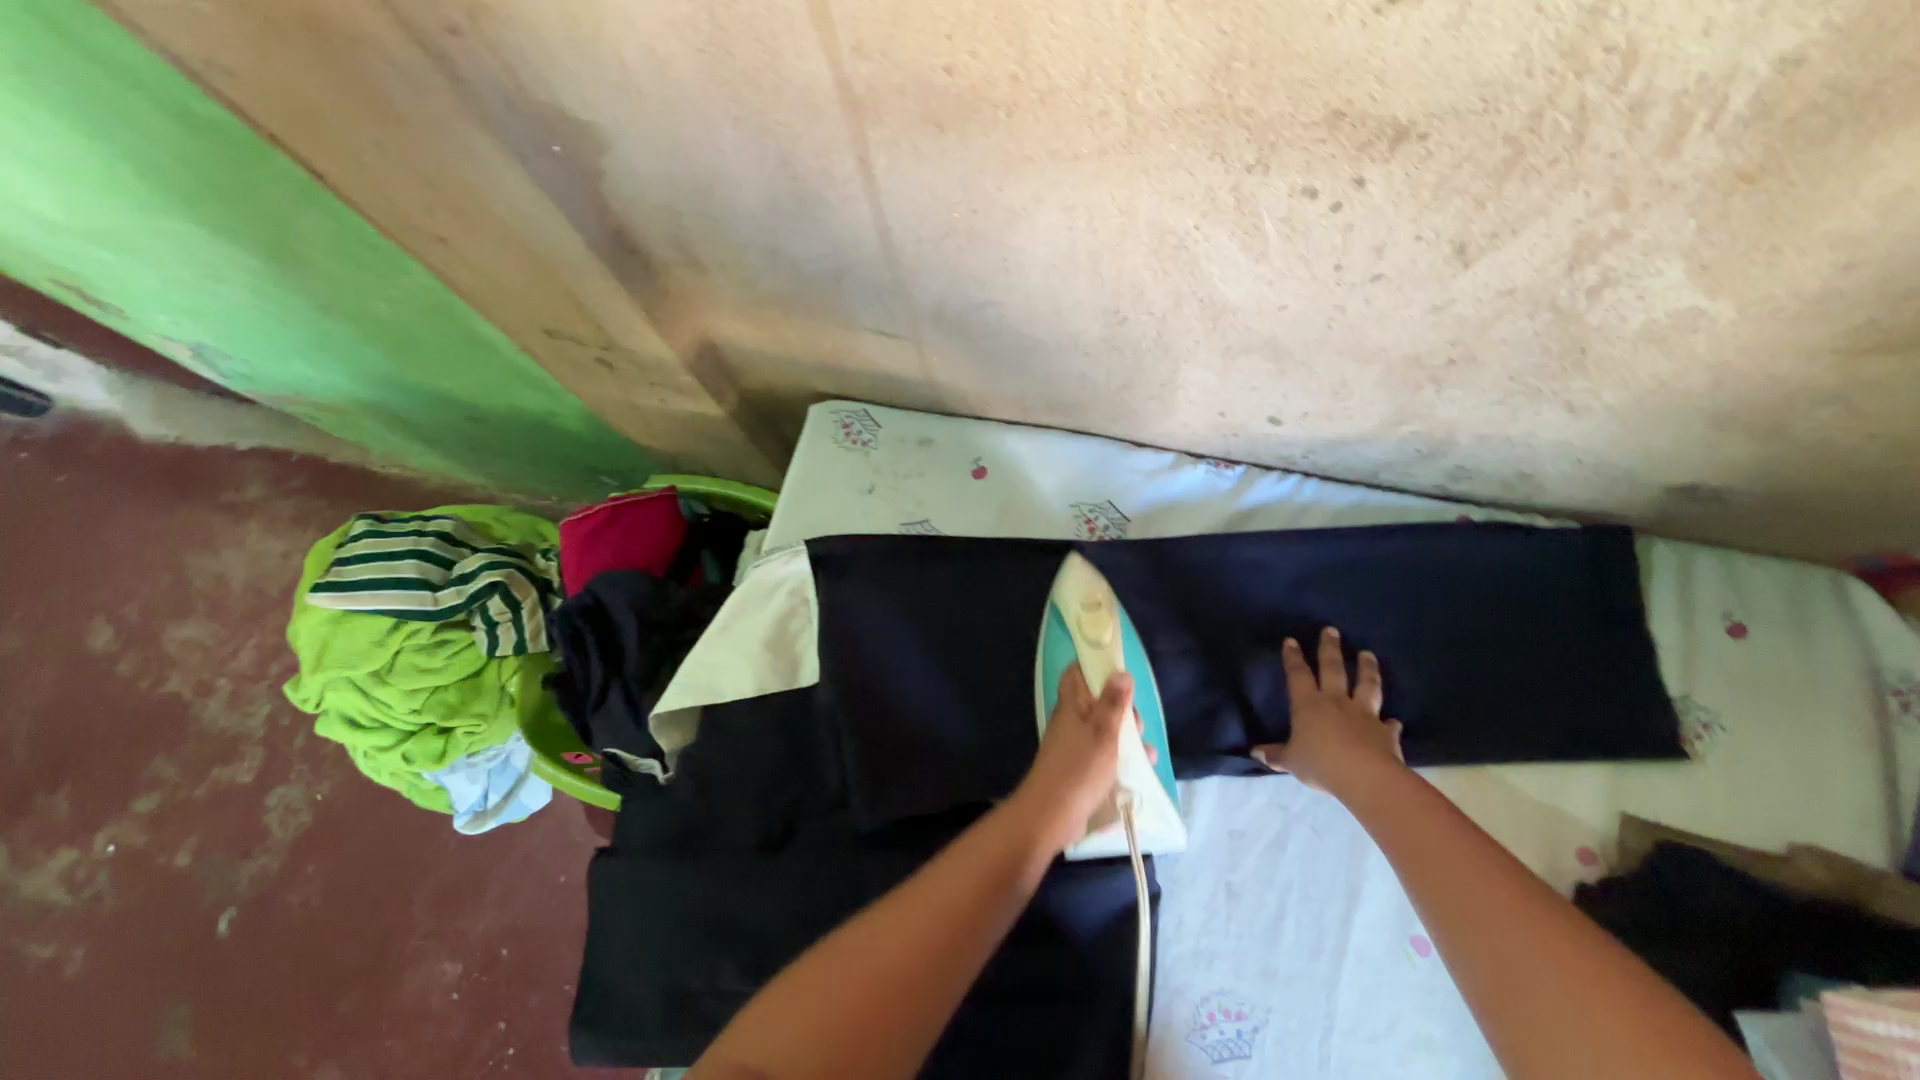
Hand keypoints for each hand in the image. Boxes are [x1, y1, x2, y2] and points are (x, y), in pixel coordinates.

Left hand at [1010, 664, 1136, 853]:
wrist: (1052, 815)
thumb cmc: (1079, 768)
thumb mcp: (1103, 732)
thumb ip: (1113, 703)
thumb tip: (1120, 672)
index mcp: (1072, 706)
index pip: (1077, 673)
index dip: (1095, 665)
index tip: (1119, 670)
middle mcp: (1072, 721)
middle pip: (1098, 702)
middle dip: (1122, 708)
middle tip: (1135, 724)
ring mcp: (1076, 745)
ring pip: (1106, 729)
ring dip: (1127, 736)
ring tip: (1143, 751)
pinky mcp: (1082, 768)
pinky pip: (1106, 753)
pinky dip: (1122, 757)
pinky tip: (1141, 767)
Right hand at [1251, 627, 1404, 791]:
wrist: (1364, 777)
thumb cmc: (1320, 764)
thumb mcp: (1291, 761)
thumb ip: (1275, 755)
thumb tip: (1255, 752)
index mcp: (1309, 705)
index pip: (1298, 675)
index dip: (1293, 658)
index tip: (1291, 641)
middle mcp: (1337, 702)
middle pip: (1333, 669)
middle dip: (1330, 648)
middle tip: (1332, 630)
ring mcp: (1364, 714)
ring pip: (1366, 685)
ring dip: (1367, 669)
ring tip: (1368, 654)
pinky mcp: (1385, 732)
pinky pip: (1388, 724)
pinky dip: (1390, 722)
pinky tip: (1394, 720)